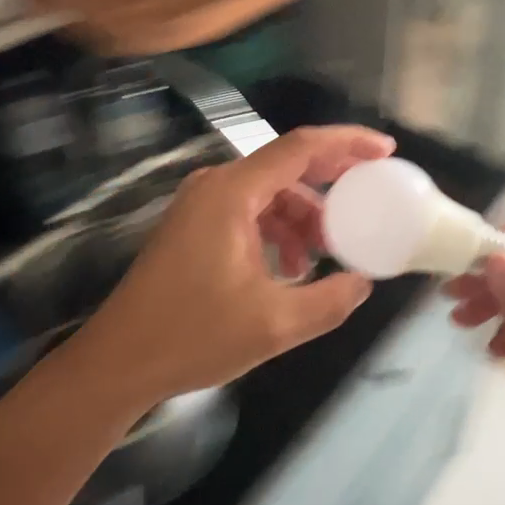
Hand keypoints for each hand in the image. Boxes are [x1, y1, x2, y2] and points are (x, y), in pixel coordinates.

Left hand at [67, 126, 395, 408]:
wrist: (118, 361)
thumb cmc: (192, 336)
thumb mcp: (274, 324)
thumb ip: (329, 300)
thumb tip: (363, 282)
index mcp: (232, 193)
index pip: (301, 147)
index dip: (348, 143)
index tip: (386, 152)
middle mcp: (215, 186)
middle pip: (287, 166)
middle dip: (332, 184)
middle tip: (371, 200)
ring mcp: (200, 205)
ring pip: (269, 193)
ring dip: (304, 217)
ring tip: (326, 256)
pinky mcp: (193, 226)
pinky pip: (249, 212)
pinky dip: (278, 231)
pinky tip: (290, 270)